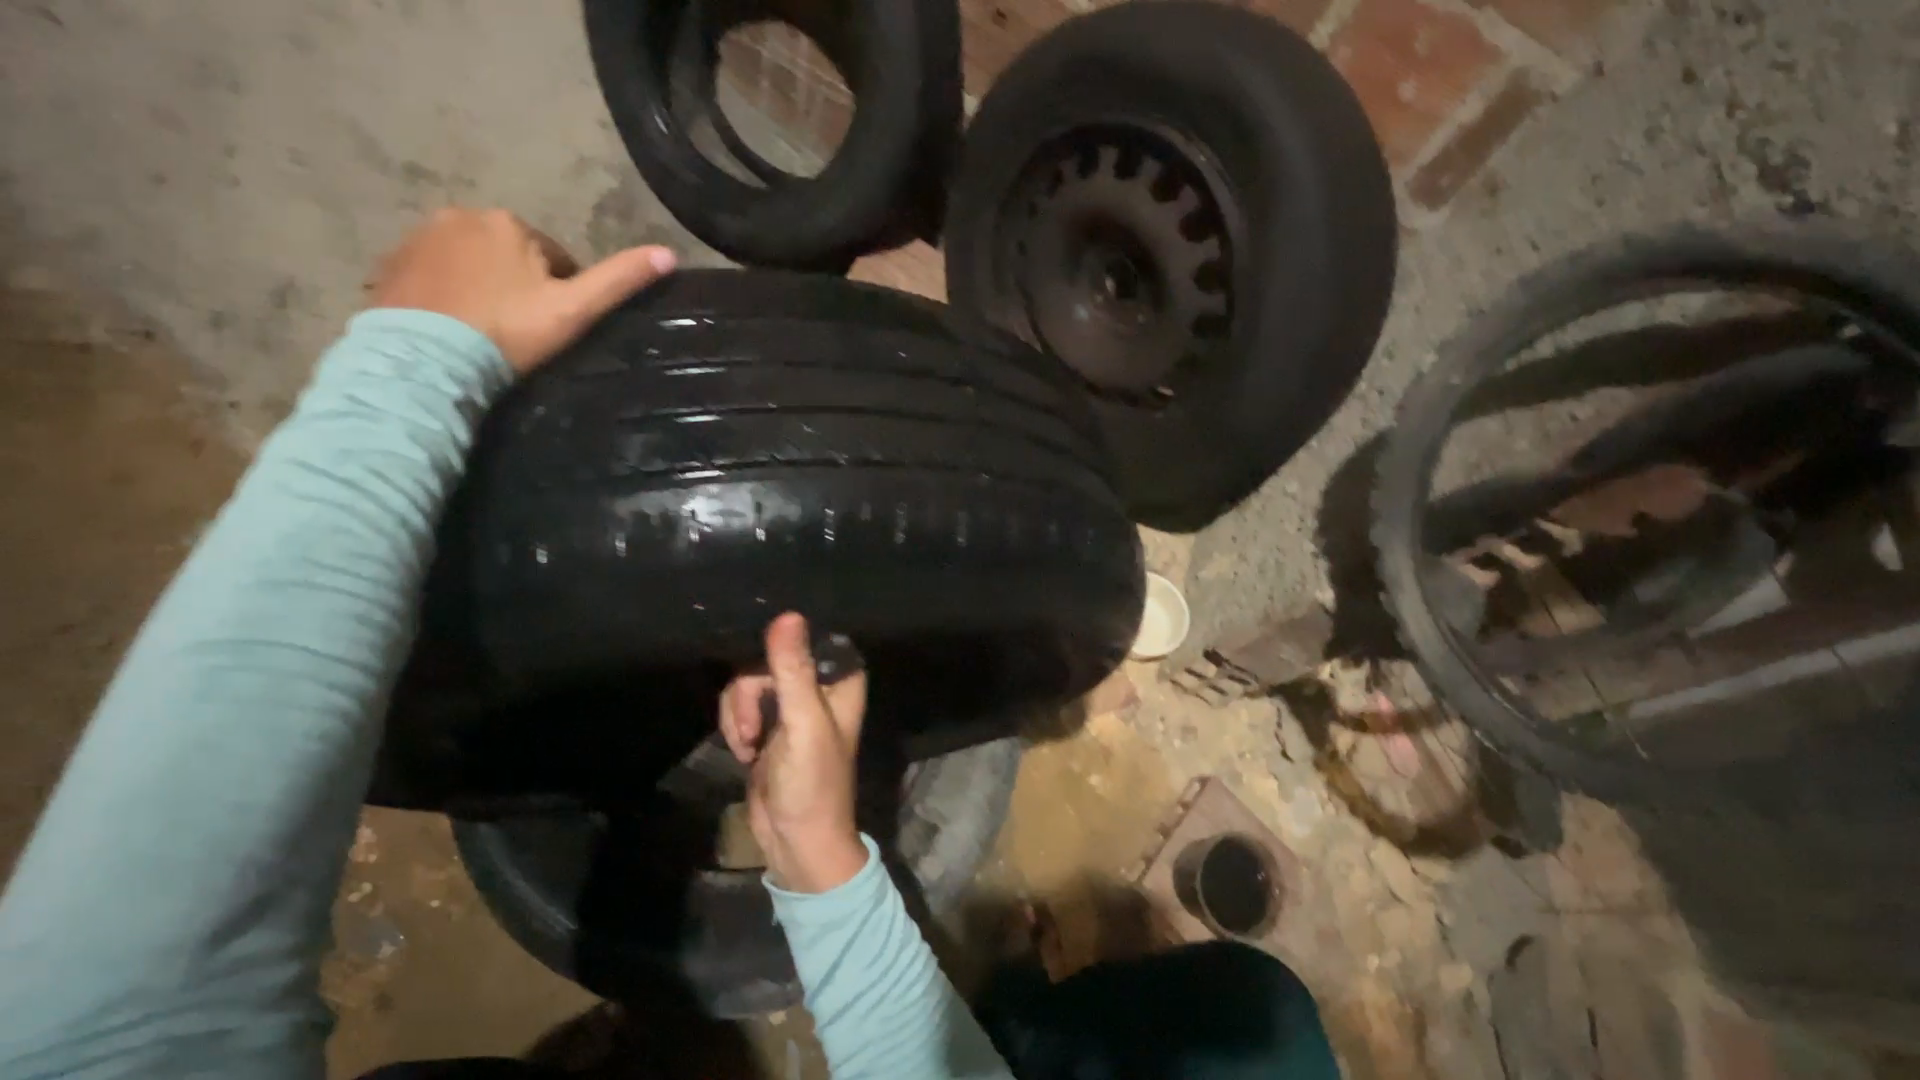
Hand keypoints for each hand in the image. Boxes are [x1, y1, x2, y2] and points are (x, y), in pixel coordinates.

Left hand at [366, 207, 675, 373]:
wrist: (427, 360)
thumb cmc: (509, 332)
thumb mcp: (574, 310)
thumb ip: (619, 280)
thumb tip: (670, 253)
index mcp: (510, 223)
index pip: (552, 256)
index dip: (559, 293)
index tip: (552, 327)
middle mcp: (461, 216)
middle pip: (507, 254)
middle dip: (516, 284)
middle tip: (519, 332)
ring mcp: (418, 238)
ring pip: (468, 262)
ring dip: (480, 287)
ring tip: (485, 332)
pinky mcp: (388, 264)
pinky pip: (430, 275)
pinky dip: (444, 294)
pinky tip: (452, 328)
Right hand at [717, 613, 869, 892]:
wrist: (796, 841)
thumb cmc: (812, 783)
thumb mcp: (803, 723)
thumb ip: (793, 670)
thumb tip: (787, 615)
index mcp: (840, 681)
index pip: (807, 638)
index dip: (781, 647)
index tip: (766, 674)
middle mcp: (818, 687)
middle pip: (768, 658)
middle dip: (750, 693)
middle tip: (753, 729)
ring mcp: (790, 707)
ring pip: (748, 681)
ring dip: (738, 712)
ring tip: (747, 744)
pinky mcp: (767, 726)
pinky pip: (739, 704)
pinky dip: (734, 726)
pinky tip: (743, 752)